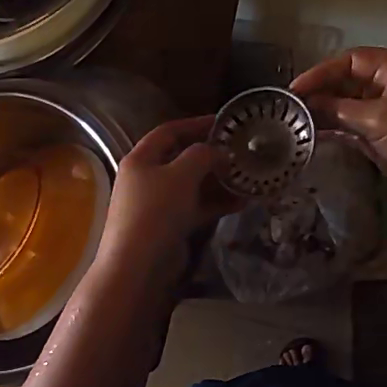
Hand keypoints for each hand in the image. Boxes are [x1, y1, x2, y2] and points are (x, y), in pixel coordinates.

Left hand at [97, 115, 236, 282]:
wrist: (138, 264)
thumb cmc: (156, 211)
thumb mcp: (181, 175)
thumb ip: (202, 155)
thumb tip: (218, 151)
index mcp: (141, 159)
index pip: (169, 132)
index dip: (196, 124)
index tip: (223, 122)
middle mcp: (147, 178)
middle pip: (182, 159)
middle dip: (212, 156)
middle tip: (240, 152)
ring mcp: (159, 204)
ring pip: (193, 186)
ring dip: (219, 182)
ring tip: (248, 178)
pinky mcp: (170, 226)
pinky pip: (197, 208)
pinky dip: (217, 204)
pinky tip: (242, 202)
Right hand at [291, 47, 386, 202]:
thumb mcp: (379, 118)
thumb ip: (341, 109)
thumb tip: (313, 103)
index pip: (351, 61)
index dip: (322, 72)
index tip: (296, 88)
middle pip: (349, 84)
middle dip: (322, 94)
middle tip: (291, 108)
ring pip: (351, 109)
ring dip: (327, 115)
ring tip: (296, 123)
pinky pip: (356, 130)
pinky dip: (338, 132)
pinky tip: (316, 136)